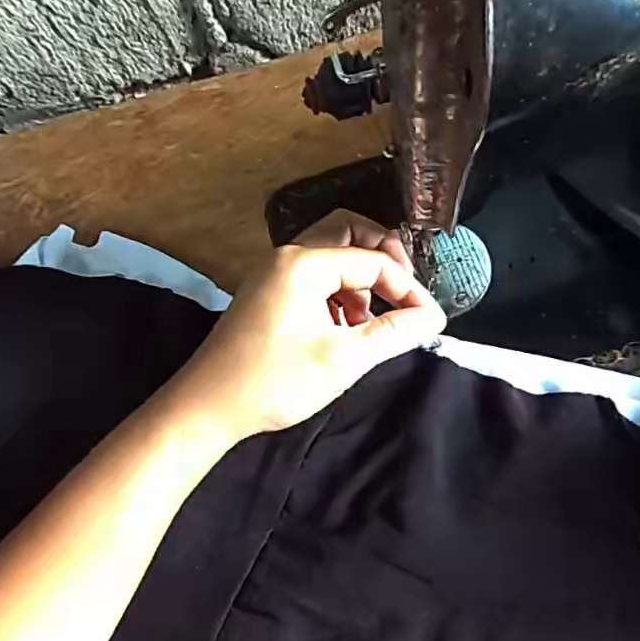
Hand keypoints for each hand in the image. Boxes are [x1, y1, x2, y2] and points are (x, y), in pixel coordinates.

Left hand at [160, 214, 444, 440]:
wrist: (207, 405)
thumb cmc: (275, 381)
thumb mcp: (343, 358)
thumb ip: (393, 332)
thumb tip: (432, 317)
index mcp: (304, 263)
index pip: (372, 259)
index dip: (407, 288)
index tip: (428, 320)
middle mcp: (286, 257)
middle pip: (348, 234)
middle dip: (382, 261)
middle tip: (402, 294)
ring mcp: (273, 274)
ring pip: (330, 257)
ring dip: (359, 279)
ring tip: (369, 322)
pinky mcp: (268, 295)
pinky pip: (312, 277)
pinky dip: (337, 293)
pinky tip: (343, 328)